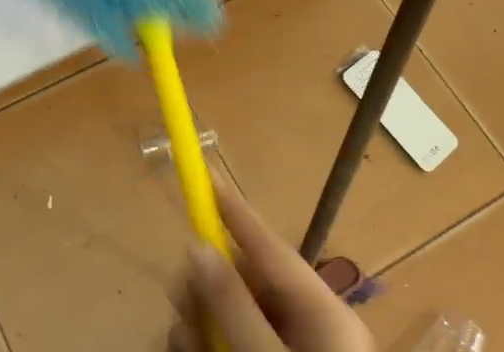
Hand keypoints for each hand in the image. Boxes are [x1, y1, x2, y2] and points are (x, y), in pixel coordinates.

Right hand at [170, 182, 375, 351]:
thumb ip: (231, 304)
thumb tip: (196, 245)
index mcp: (324, 313)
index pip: (271, 245)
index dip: (235, 208)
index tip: (205, 171)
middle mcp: (309, 321)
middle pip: (242, 276)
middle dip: (203, 286)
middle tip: (179, 305)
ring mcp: (293, 344)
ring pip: (230, 306)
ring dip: (199, 317)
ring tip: (187, 344)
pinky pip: (232, 332)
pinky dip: (207, 337)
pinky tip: (193, 350)